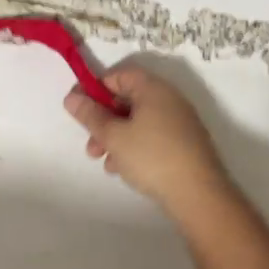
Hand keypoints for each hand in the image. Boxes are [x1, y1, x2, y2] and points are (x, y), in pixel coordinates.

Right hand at [64, 63, 231, 217]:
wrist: (197, 193)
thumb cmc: (151, 157)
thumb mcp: (113, 136)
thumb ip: (90, 115)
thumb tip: (71, 97)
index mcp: (153, 89)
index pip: (120, 75)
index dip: (96, 87)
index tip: (79, 108)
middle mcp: (169, 100)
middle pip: (127, 100)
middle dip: (103, 120)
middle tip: (90, 143)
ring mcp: (179, 122)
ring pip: (137, 122)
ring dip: (115, 137)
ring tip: (104, 161)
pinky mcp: (183, 143)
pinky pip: (151, 136)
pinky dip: (133, 147)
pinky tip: (123, 168)